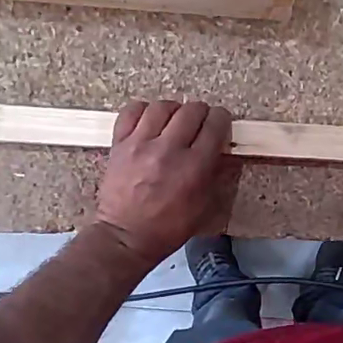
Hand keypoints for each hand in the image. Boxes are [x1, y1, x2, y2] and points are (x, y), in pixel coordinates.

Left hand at [92, 100, 238, 264]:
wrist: (126, 237)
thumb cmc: (167, 227)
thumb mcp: (205, 206)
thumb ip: (216, 173)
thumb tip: (222, 149)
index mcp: (194, 167)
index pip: (215, 124)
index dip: (222, 120)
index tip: (220, 123)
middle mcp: (168, 150)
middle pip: (192, 110)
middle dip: (202, 113)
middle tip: (200, 123)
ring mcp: (140, 144)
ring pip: (163, 106)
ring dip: (174, 110)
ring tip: (175, 121)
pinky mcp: (119, 144)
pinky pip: (132, 111)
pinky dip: (144, 111)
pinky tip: (149, 121)